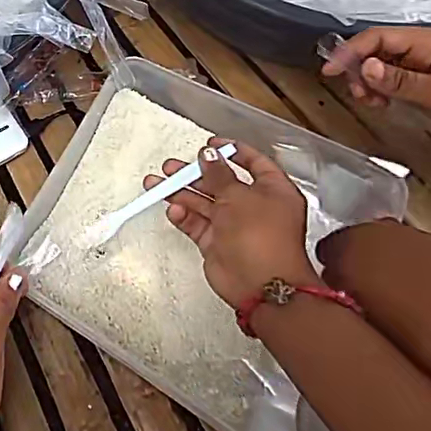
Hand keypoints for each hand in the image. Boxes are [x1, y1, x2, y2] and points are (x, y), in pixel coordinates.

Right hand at [146, 139, 319, 305]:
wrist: (261, 286)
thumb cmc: (261, 237)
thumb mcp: (238, 195)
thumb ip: (219, 173)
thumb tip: (208, 155)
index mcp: (272, 190)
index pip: (253, 163)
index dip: (231, 151)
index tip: (209, 144)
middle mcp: (254, 206)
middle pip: (221, 182)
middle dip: (195, 173)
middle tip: (172, 166)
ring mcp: (235, 225)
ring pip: (204, 203)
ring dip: (181, 192)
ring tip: (157, 183)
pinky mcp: (218, 243)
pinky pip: (198, 225)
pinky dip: (184, 216)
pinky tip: (173, 210)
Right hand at [321, 27, 430, 146]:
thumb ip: (403, 82)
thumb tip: (361, 65)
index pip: (380, 38)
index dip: (350, 52)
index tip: (329, 73)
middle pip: (383, 48)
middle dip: (359, 67)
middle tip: (355, 96)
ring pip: (394, 65)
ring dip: (374, 80)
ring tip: (371, 103)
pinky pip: (410, 80)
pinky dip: (392, 89)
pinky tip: (391, 104)